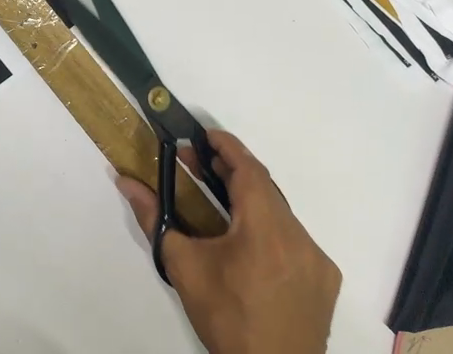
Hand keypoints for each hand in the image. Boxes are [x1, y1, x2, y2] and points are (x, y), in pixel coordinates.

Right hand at [119, 130, 339, 353]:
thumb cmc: (225, 317)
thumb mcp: (183, 266)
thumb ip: (155, 217)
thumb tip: (126, 181)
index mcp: (266, 232)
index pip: (250, 172)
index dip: (228, 147)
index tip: (203, 134)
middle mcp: (299, 239)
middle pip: (266, 189)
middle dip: (232, 170)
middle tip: (197, 163)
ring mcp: (318, 261)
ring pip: (281, 213)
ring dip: (250, 198)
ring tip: (217, 200)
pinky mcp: (325, 280)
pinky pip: (295, 238)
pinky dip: (268, 225)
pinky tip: (245, 240)